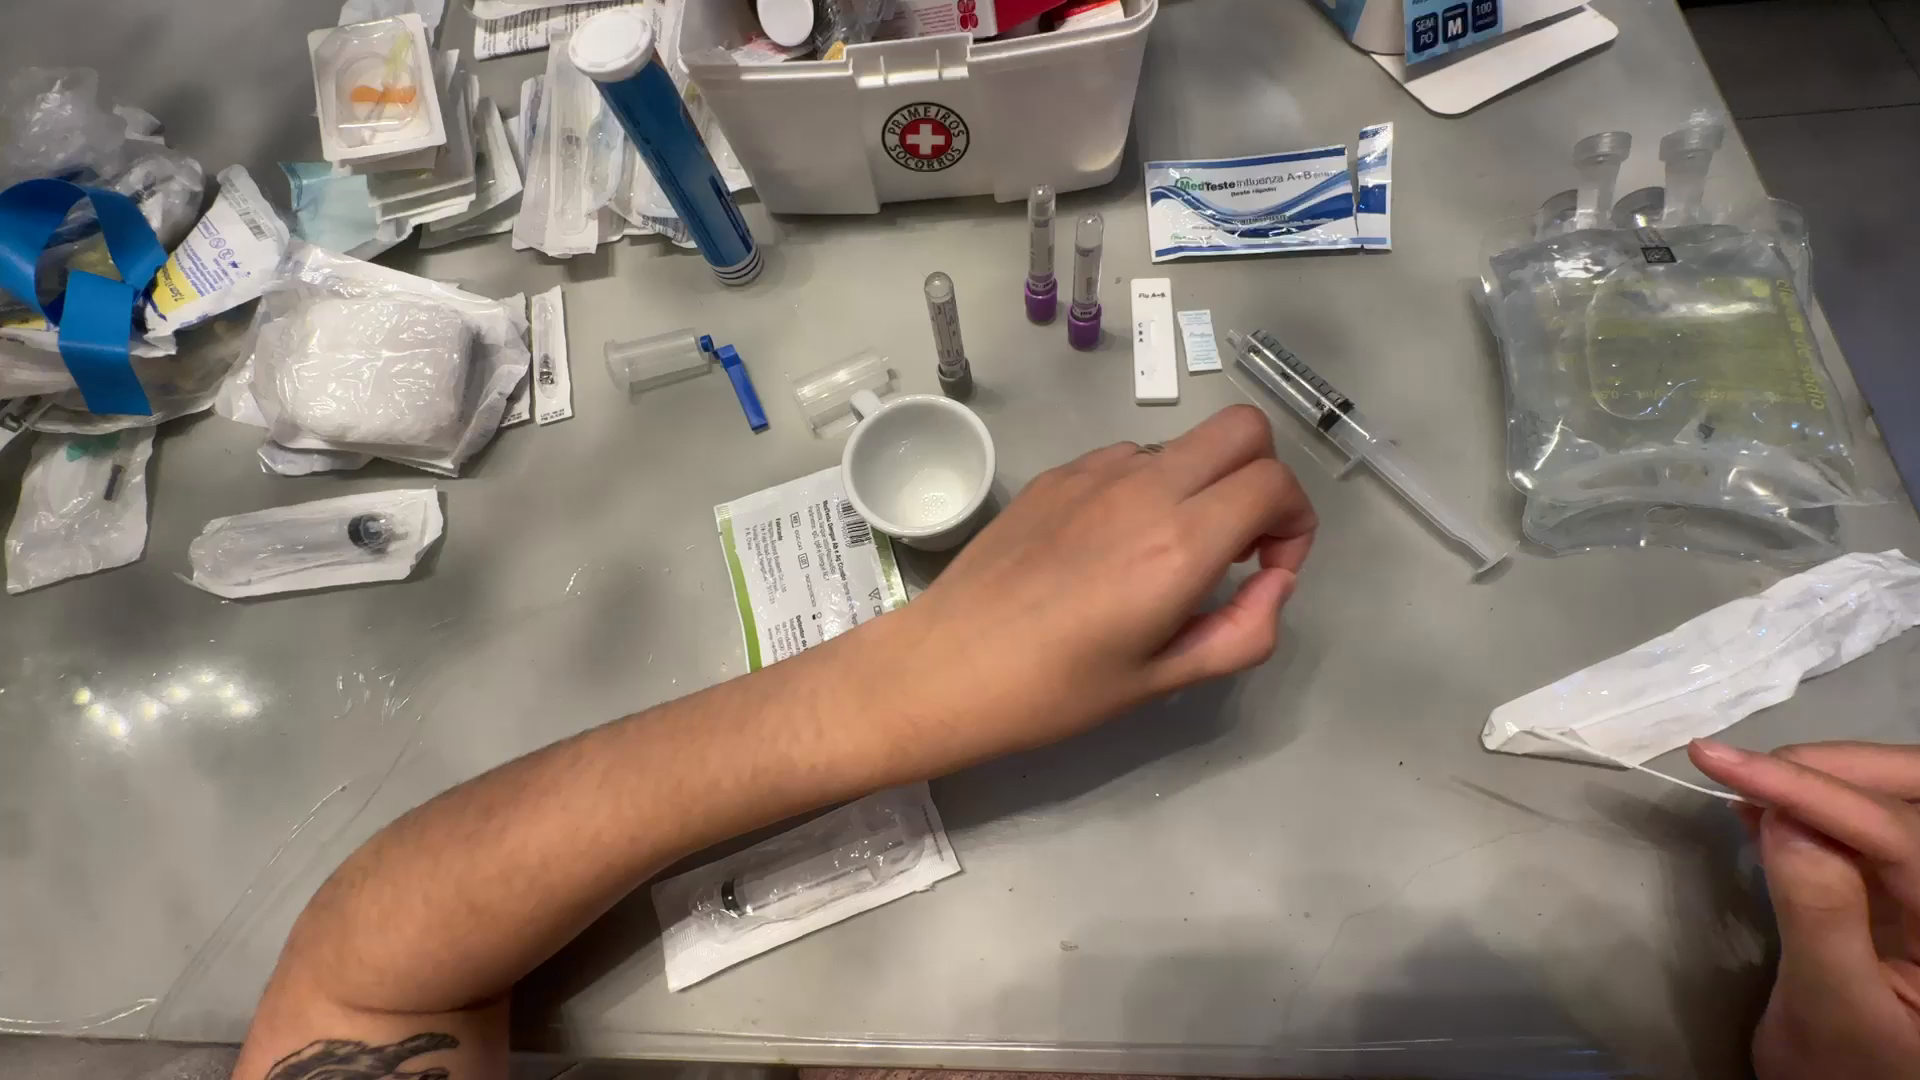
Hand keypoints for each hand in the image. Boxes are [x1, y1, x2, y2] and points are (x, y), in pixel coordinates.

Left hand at [858, 404, 1315, 775]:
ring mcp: (1091, 473)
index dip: (1294, 524)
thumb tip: (1276, 582)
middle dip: (1261, 477)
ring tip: (1161, 553)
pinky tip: (1107, 544)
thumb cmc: (1055, 689)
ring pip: (1180, 442)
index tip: (1264, 572)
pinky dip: (1145, 486)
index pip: (1275, 482)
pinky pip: (1124, 458)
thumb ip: (1243, 630)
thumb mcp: (1163, 679)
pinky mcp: (1053, 476)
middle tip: (1233, 544)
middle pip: (1242, 429)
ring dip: (1198, 484)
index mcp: (1178, 542)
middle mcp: (1141, 488)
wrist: (947, 664)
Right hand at [1689, 739, 1919, 1079]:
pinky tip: (1769, 805)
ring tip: (1748, 784)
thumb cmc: (1847, 1069)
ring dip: (1825, 777)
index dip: (1811, 790)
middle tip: (1742, 766)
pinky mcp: (1907, 885)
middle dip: (1836, 767)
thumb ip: (1820, 914)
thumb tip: (1778, 819)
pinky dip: (1817, 797)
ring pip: (1902, 798)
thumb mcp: (1834, 1005)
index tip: (1715, 757)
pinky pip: (1875, 819)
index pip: (1906, 839)